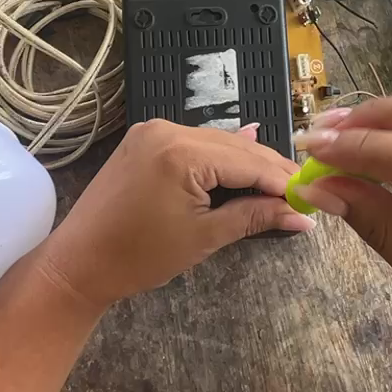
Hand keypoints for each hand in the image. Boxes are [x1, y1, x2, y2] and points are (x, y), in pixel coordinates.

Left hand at [35, 120, 310, 312]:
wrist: (79, 262)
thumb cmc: (139, 257)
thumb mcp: (204, 237)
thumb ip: (254, 216)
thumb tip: (301, 215)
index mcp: (182, 152)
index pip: (249, 161)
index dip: (283, 180)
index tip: (311, 195)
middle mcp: (168, 129)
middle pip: (235, 147)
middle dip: (268, 170)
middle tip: (302, 192)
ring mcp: (153, 130)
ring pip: (216, 142)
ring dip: (246, 163)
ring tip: (279, 184)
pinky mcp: (145, 138)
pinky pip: (194, 142)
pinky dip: (219, 156)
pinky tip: (246, 154)